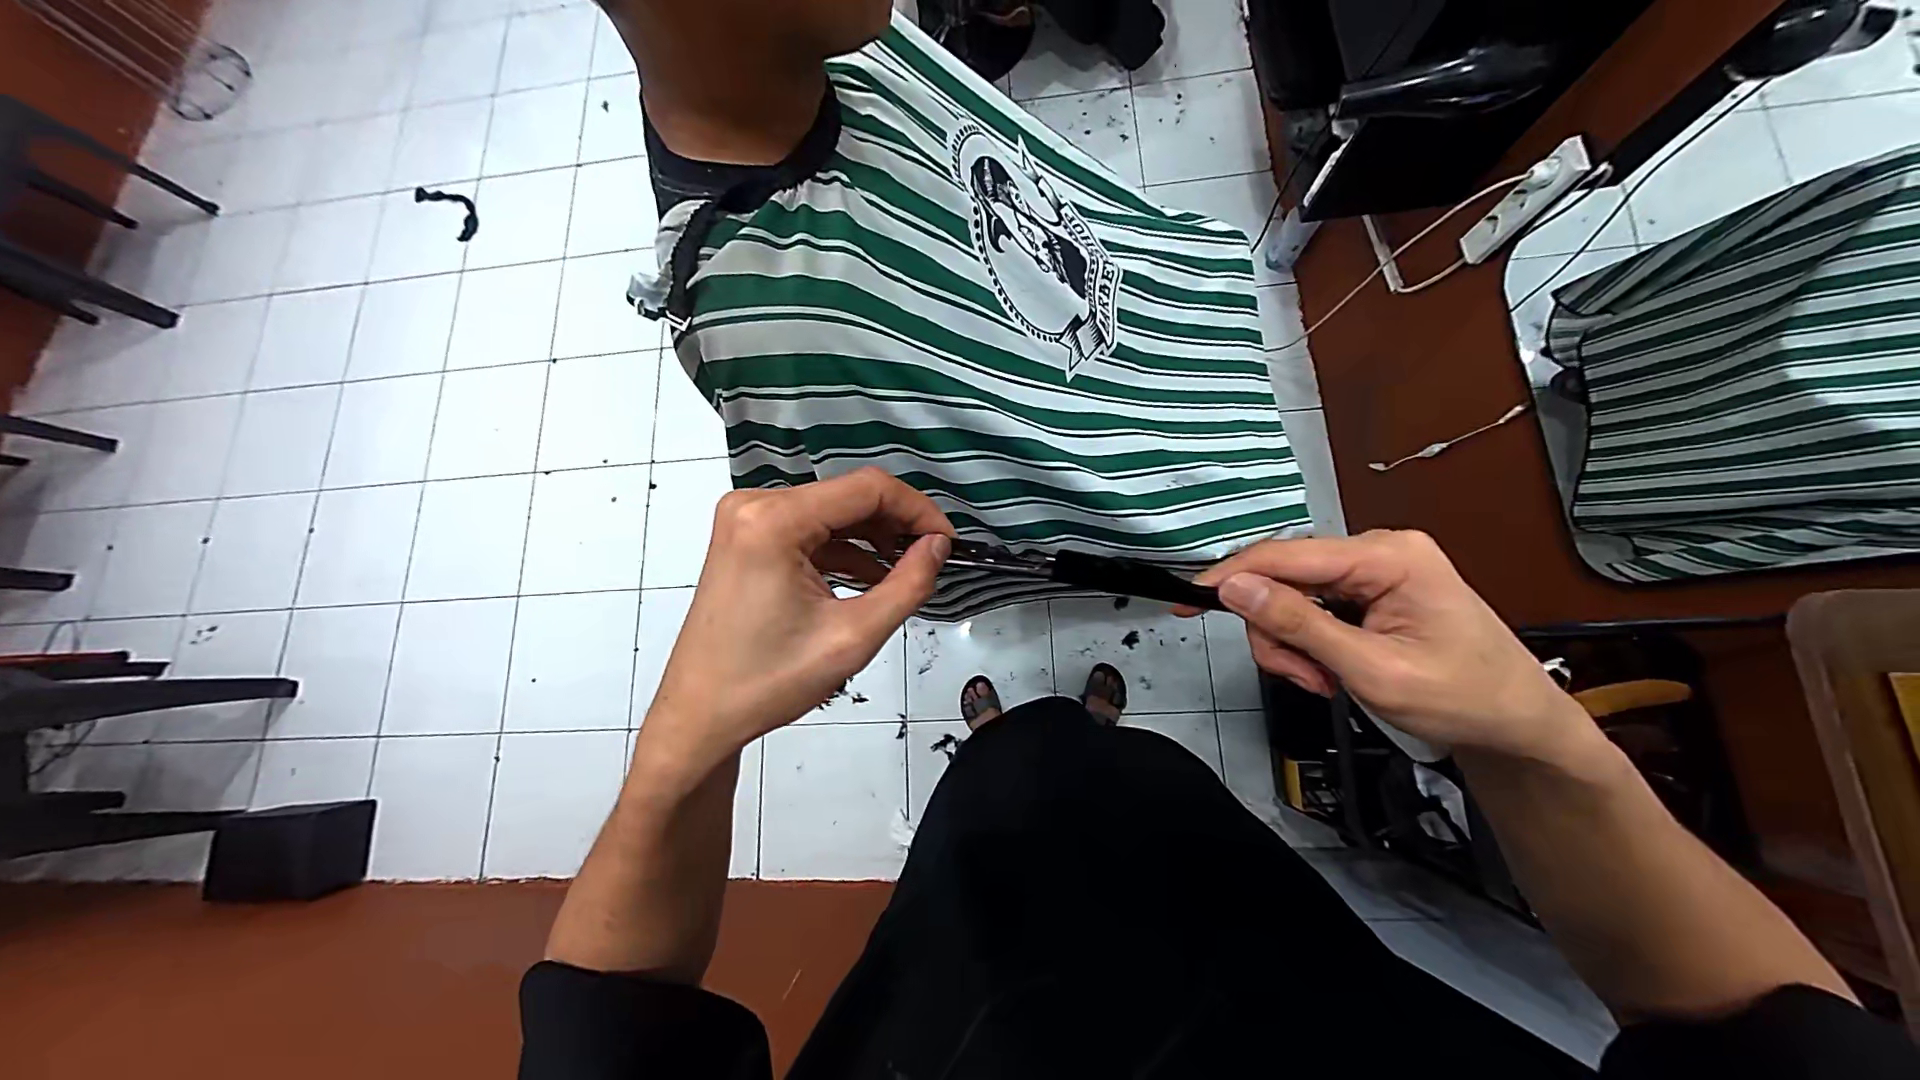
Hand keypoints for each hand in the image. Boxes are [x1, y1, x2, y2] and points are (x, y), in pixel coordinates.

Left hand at [637, 468, 952, 780]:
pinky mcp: (747, 538)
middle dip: (896, 524)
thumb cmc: (767, 682)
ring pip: (832, 511)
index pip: (868, 488)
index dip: (917, 510)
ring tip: (907, 570)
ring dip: (873, 537)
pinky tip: (871, 576)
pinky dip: (844, 548)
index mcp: (774, 520)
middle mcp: (754, 505)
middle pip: (849, 496)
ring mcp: (747, 520)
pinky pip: (809, 529)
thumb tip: (938, 546)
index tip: (946, 542)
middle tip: (932, 557)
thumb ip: (908, 584)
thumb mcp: (853, 636)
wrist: (701, 714)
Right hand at [1193, 531, 1594, 764]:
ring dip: (1292, 643)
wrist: (1519, 724)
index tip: (1188, 600)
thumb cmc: (1464, 700)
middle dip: (1278, 632)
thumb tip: (1234, 587)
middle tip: (1301, 678)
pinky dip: (1306, 642)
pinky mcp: (1367, 587)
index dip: (1230, 577)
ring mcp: (1373, 567)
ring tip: (1322, 680)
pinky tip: (1328, 669)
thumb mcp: (1372, 669)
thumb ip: (1299, 624)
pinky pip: (1310, 606)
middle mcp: (1377, 549)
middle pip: (1283, 578)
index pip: (1285, 556)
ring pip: (1290, 596)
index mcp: (1387, 557)